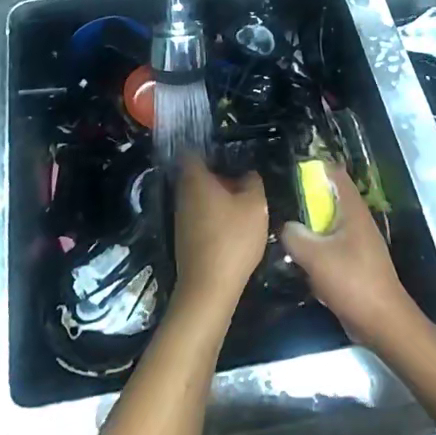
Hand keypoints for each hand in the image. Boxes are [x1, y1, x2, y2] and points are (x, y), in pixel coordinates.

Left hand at [171, 157, 267, 310]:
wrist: (209, 286)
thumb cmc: (233, 238)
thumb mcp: (255, 206)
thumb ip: (252, 183)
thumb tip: (247, 173)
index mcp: (194, 179)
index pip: (192, 152)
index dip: (208, 148)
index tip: (228, 151)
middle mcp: (181, 193)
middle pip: (197, 175)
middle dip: (218, 175)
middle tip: (242, 180)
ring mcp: (180, 216)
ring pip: (199, 196)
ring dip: (217, 198)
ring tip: (243, 205)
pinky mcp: (183, 236)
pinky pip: (199, 215)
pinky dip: (213, 216)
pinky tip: (232, 227)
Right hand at [280, 165, 423, 349]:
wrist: (383, 324)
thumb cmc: (352, 282)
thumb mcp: (313, 255)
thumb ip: (292, 234)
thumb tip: (283, 224)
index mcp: (352, 210)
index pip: (334, 172)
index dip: (311, 166)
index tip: (286, 168)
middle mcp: (357, 220)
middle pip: (327, 197)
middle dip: (303, 196)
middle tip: (276, 198)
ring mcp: (357, 242)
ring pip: (327, 222)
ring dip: (307, 223)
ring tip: (281, 224)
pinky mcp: (354, 262)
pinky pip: (329, 243)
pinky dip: (314, 245)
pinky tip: (296, 255)